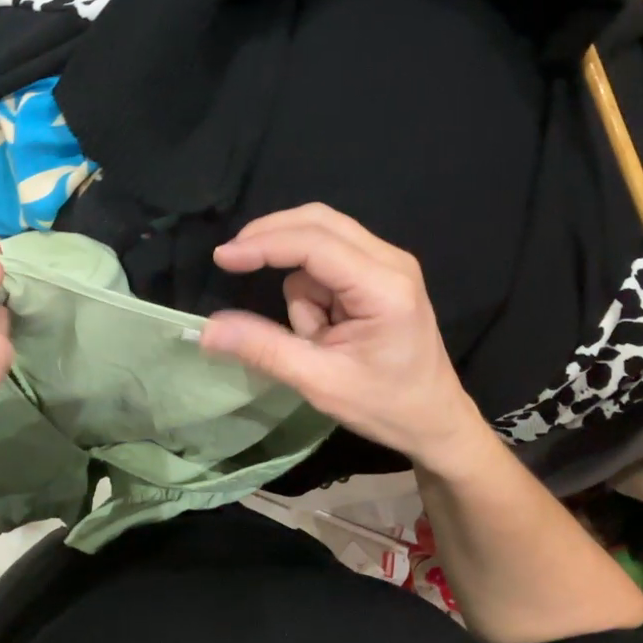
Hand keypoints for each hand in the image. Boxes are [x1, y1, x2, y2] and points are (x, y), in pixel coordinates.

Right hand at [199, 204, 484, 466]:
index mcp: (384, 287)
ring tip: (315, 337)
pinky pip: (329, 260)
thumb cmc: (385, 406)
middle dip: (271, 239)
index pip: (315, 244)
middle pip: (318, 221)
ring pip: (320, 240)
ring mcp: (389, 263)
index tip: (222, 258)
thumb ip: (264, 349)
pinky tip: (326, 328)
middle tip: (232, 261)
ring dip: (300, 283)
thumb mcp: (319, 382)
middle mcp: (391, 261)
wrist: (435, 421)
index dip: (264, 244)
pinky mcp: (381, 271)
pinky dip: (312, 289)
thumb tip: (207, 330)